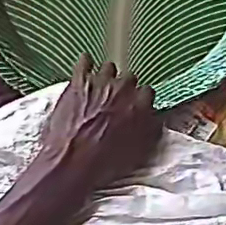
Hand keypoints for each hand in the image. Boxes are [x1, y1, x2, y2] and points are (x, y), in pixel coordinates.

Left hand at [31, 56, 159, 193]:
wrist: (71, 162)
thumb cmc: (105, 162)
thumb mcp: (138, 152)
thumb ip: (150, 130)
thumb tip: (154, 120)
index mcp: (141, 105)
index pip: (147, 93)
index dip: (139, 102)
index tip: (133, 110)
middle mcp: (124, 88)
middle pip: (129, 79)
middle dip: (123, 90)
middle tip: (114, 105)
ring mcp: (100, 82)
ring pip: (109, 68)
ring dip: (106, 78)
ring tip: (98, 92)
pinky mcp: (78, 81)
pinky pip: (85, 61)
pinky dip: (85, 65)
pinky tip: (84, 73)